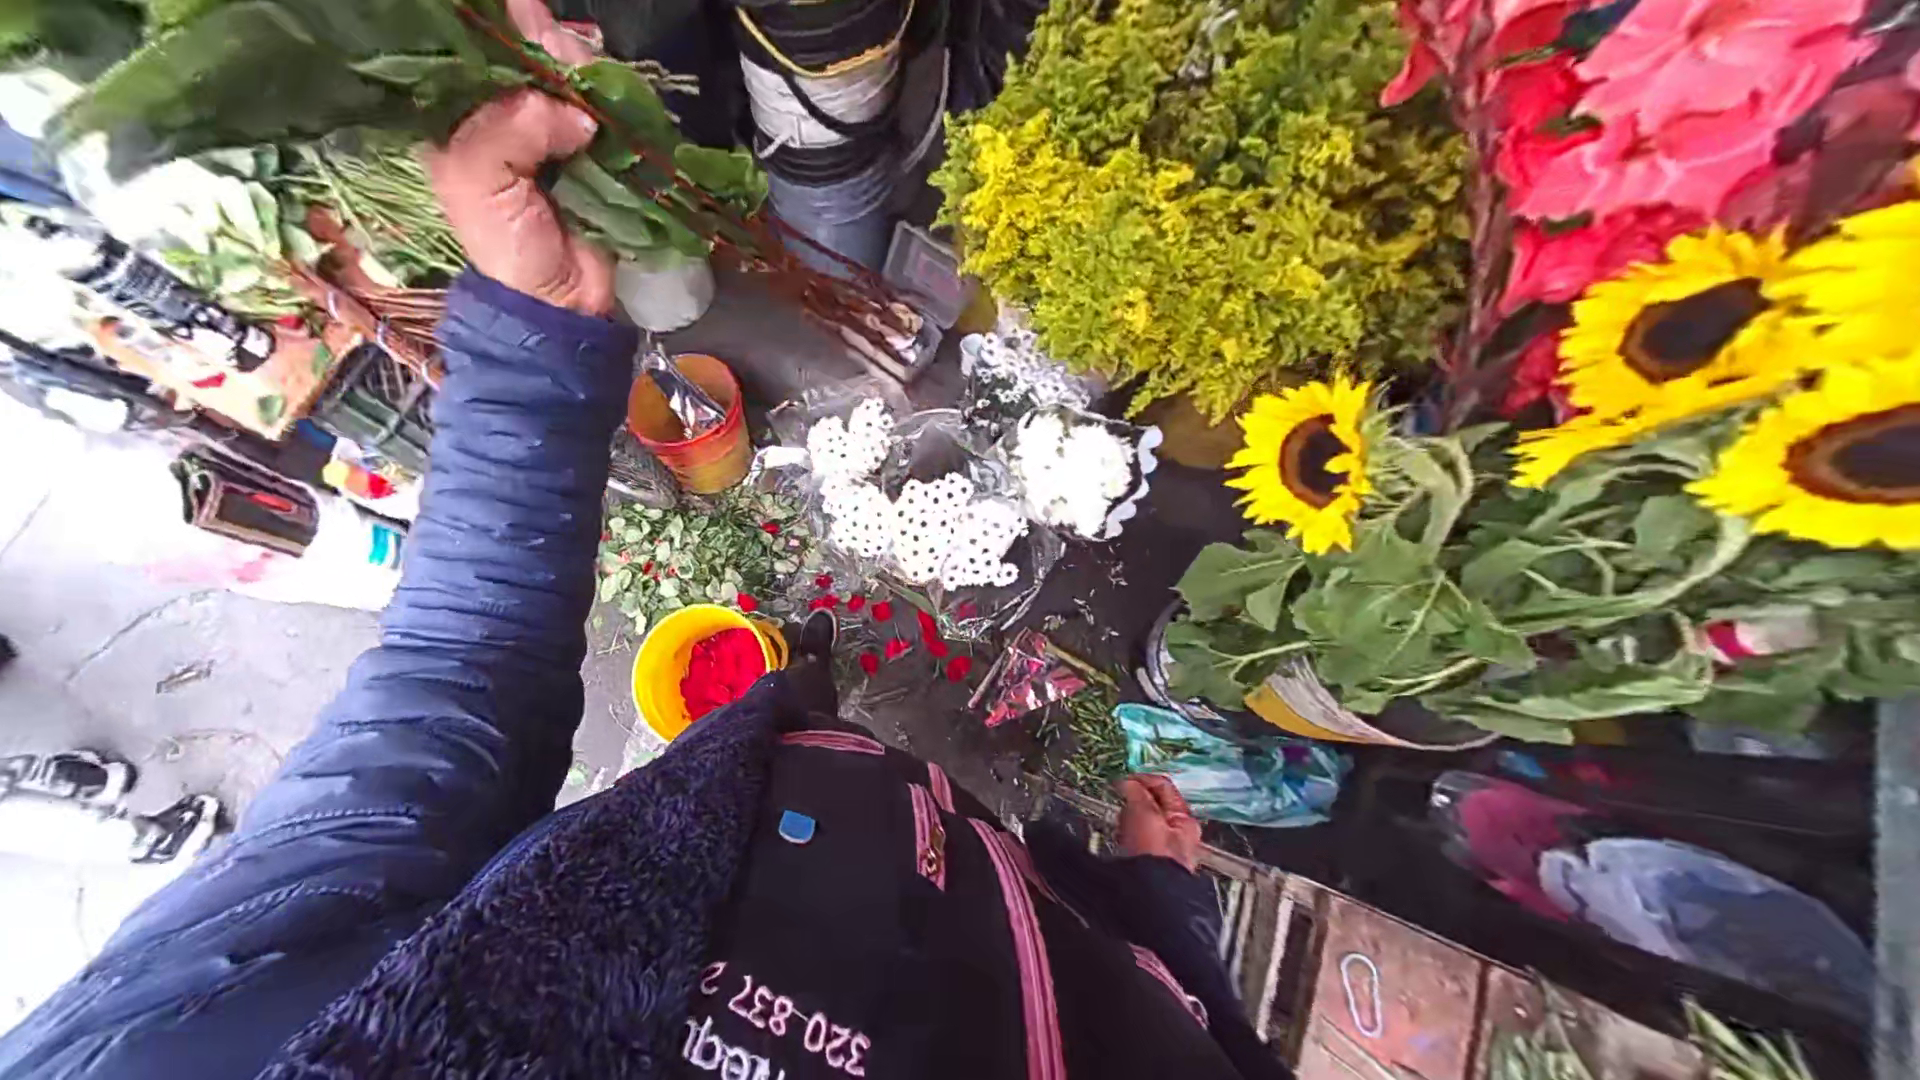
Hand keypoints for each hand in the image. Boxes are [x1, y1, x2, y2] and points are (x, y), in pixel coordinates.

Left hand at [424, 0, 611, 315]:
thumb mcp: (479, 180)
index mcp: (459, 111)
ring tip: (595, 84)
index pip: (470, 44)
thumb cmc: (508, 244)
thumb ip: (509, 129)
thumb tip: (574, 110)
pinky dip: (616, 101)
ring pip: (569, 76)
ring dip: (586, 71)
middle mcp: (506, 112)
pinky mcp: (598, 155)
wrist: (564, 300)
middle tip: (566, 58)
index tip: (523, 18)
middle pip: (524, 50)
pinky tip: (617, 96)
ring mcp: (555, 133)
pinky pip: (607, 112)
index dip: (496, 24)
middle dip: (545, 43)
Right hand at [1115, 773, 1201, 872]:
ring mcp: (1163, 849)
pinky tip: (1120, 841)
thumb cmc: (1153, 854)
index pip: (1163, 786)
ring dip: (1128, 818)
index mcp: (1184, 820)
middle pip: (1152, 804)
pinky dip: (1125, 835)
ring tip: (1121, 826)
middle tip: (1122, 803)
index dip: (1142, 779)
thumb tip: (1128, 783)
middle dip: (1134, 800)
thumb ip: (1136, 793)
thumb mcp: (1144, 814)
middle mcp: (1178, 834)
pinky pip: (1134, 839)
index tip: (1123, 780)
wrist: (1147, 895)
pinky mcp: (1149, 862)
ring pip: (1141, 821)